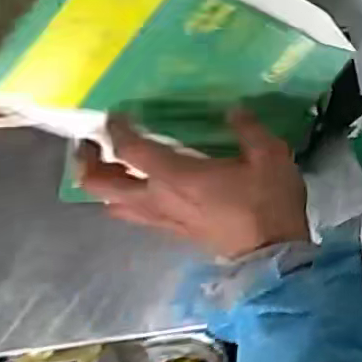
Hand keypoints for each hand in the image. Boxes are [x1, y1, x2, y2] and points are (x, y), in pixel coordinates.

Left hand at [76, 110, 309, 259]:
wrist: (274, 251)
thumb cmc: (269, 201)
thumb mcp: (270, 155)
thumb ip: (248, 129)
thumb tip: (234, 109)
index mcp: (176, 175)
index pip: (128, 149)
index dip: (117, 128)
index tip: (118, 113)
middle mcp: (158, 198)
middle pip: (100, 184)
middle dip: (88, 161)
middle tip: (94, 144)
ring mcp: (163, 219)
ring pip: (112, 204)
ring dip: (103, 185)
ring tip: (114, 168)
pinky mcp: (174, 233)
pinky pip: (135, 215)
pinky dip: (126, 201)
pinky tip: (144, 191)